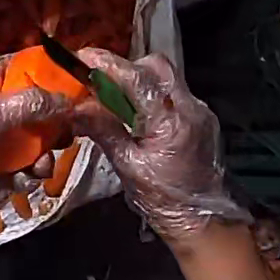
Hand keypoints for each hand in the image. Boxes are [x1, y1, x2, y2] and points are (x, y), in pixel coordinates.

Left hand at [0, 53, 70, 197]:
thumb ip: (35, 103)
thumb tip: (70, 102)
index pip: (4, 69)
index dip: (23, 63)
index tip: (50, 66)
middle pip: (30, 114)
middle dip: (51, 125)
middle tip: (65, 134)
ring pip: (30, 148)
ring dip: (43, 158)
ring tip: (42, 168)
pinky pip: (20, 174)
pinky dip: (26, 178)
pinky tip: (25, 181)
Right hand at [71, 49, 249, 253]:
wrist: (204, 222)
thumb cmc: (162, 199)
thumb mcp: (127, 167)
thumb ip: (104, 131)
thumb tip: (75, 107)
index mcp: (170, 123)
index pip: (137, 79)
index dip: (108, 63)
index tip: (82, 56)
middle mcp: (190, 108)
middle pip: (157, 66)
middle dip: (126, 66)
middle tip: (99, 78)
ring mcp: (200, 110)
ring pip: (166, 77)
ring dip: (138, 79)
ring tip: (114, 96)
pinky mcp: (202, 117)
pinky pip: (173, 93)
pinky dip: (151, 94)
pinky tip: (136, 113)